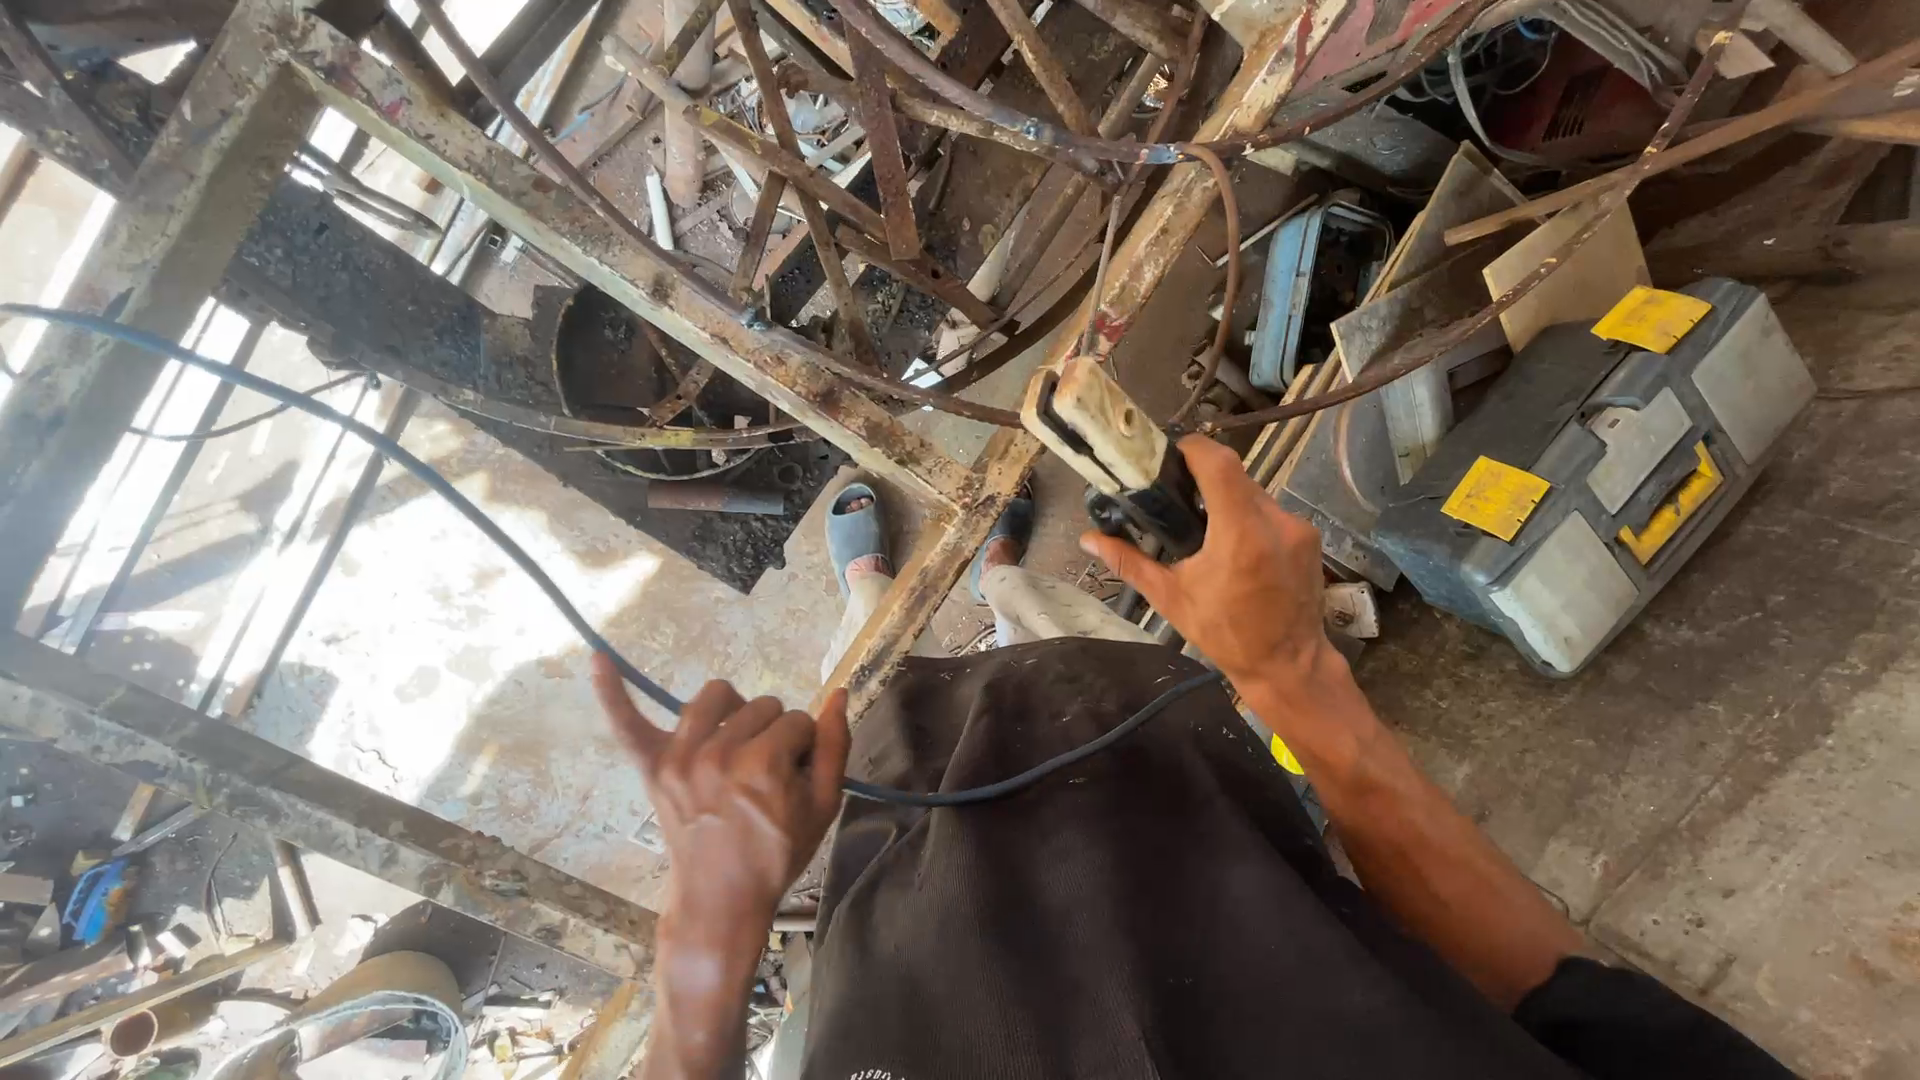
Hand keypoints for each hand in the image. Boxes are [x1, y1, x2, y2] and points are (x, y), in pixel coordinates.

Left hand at [592, 655, 850, 922]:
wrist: (722, 898)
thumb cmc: (779, 853)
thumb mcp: (824, 806)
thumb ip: (836, 746)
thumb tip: (839, 693)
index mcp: (765, 764)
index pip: (798, 721)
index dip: (804, 746)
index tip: (796, 776)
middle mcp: (720, 752)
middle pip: (762, 706)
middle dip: (774, 732)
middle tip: (769, 772)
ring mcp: (681, 757)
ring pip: (716, 696)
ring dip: (734, 711)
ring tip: (736, 741)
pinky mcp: (653, 766)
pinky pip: (627, 722)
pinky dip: (612, 691)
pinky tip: (597, 658)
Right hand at [1081, 435, 1333, 688]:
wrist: (1288, 665)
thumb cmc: (1226, 634)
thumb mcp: (1170, 598)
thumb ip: (1129, 562)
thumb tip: (1089, 539)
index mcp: (1239, 534)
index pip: (1219, 463)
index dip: (1192, 449)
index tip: (1169, 456)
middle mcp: (1275, 522)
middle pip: (1235, 475)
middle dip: (1204, 479)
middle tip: (1176, 496)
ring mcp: (1298, 528)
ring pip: (1254, 492)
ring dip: (1227, 500)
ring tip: (1203, 526)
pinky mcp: (1309, 536)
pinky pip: (1271, 511)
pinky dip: (1248, 517)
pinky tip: (1233, 545)